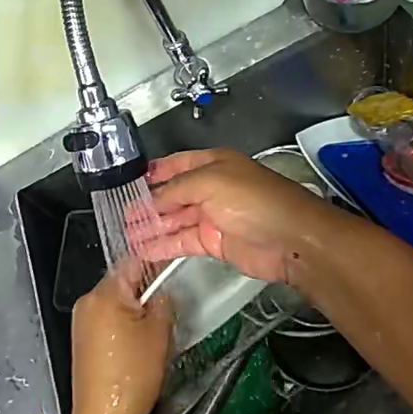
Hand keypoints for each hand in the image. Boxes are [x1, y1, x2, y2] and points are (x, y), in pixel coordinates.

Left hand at [67, 263, 172, 413]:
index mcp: (104, 294)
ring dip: (136, 309)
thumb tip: (160, 291)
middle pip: (124, 281)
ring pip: (117, 301)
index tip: (175, 279)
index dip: (158, 268)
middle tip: (167, 312)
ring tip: (154, 332)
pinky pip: (108, 318)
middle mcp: (87, 302)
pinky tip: (137, 345)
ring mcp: (81, 321)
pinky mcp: (82, 339)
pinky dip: (124, 324)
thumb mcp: (159, 332)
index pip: (134, 262)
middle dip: (146, 292)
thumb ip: (162, 300)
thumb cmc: (133, 374)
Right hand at [137, 148, 351, 284]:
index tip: (130, 184)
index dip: (154, 174)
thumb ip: (176, 189)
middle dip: (148, 204)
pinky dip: (163, 245)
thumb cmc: (257, 201)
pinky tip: (144, 249)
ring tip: (126, 235)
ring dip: (152, 227)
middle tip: (122, 216)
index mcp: (214, 164)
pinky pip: (183, 241)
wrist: (290, 238)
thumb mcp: (210, 182)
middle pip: (173, 194)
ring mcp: (214, 216)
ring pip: (175, 220)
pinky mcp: (215, 242)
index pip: (177, 165)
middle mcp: (213, 188)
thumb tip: (151, 200)